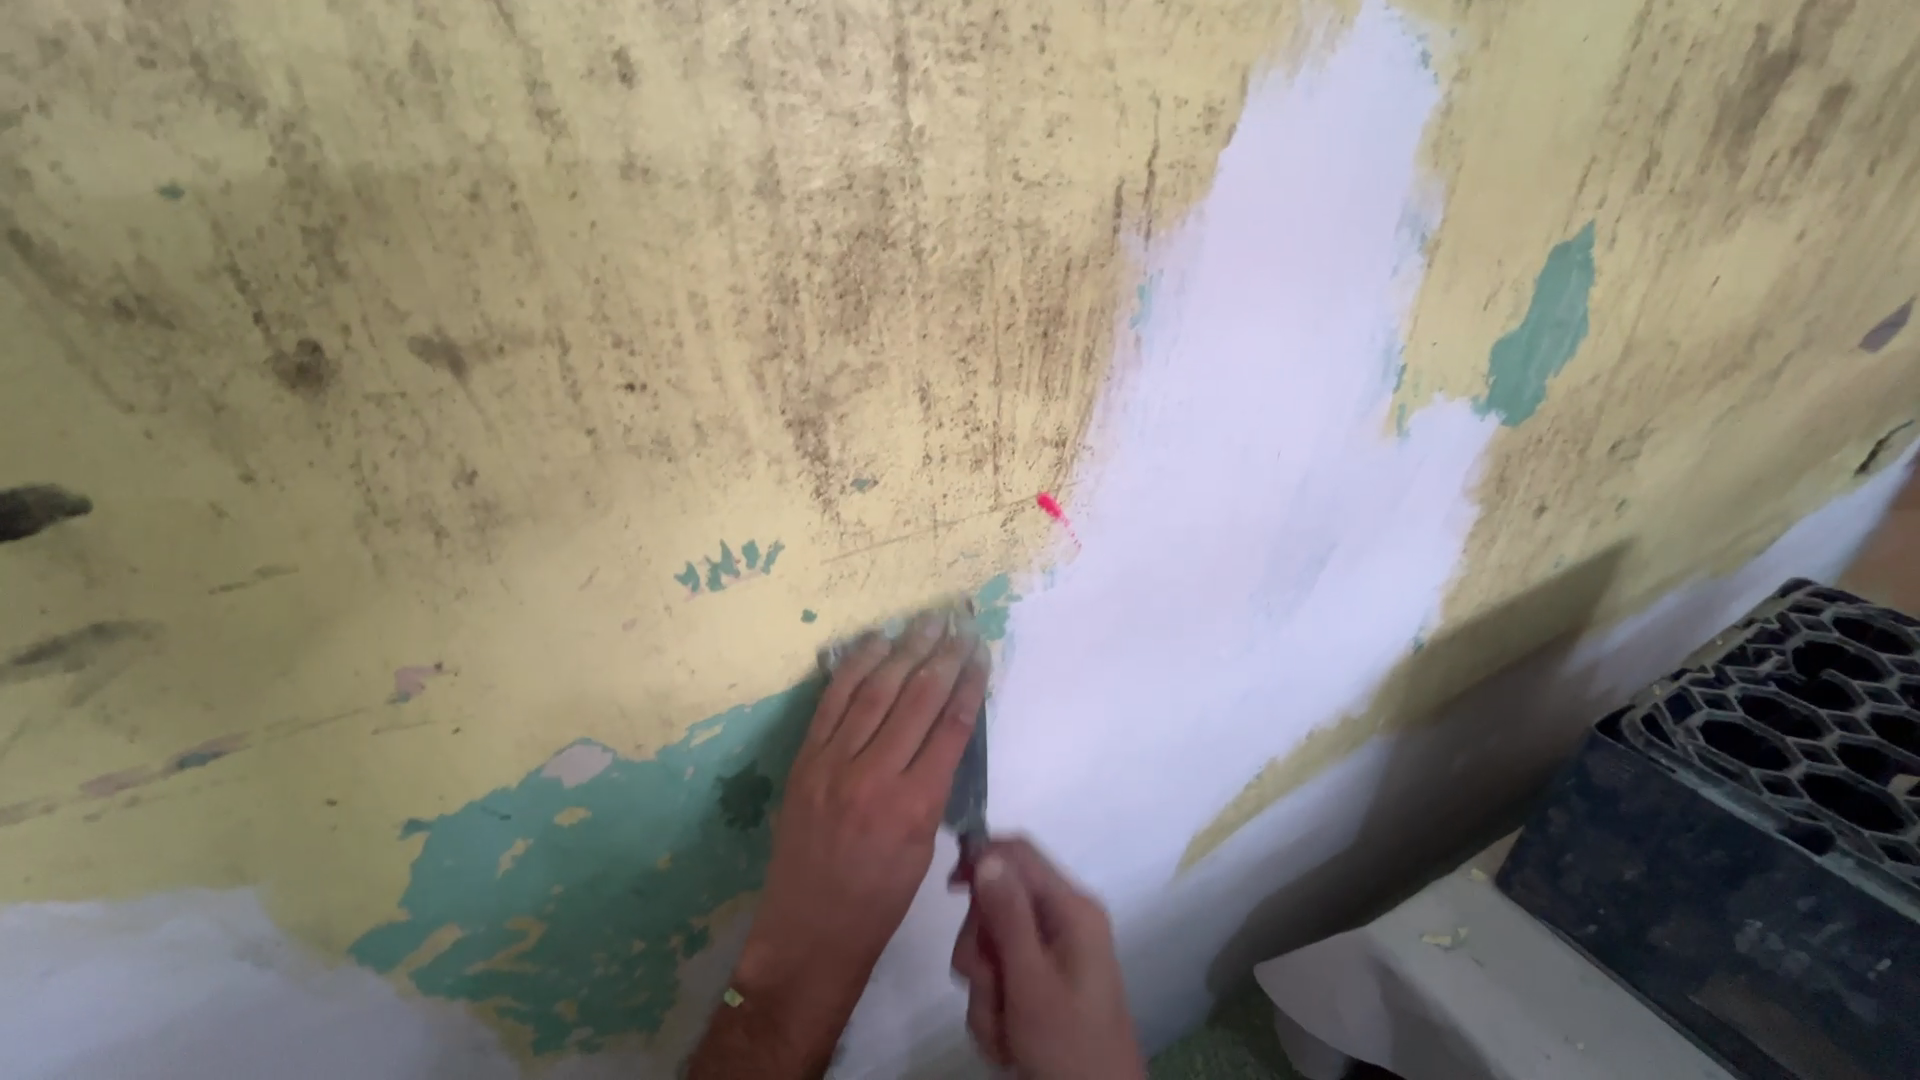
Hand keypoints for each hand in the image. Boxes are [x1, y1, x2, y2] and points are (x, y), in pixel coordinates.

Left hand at [708, 610, 989, 1073]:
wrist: (809, 929)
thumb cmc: (879, 899)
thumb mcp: (924, 847)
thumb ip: (935, 785)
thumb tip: (946, 730)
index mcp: (915, 805)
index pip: (951, 727)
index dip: (970, 684)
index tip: (982, 653)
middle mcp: (875, 775)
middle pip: (917, 699)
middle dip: (943, 657)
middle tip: (959, 626)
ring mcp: (833, 763)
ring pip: (875, 691)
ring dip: (902, 650)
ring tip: (924, 622)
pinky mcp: (805, 759)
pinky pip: (832, 702)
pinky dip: (854, 667)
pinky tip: (873, 643)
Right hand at [951, 839, 1145, 1079]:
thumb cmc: (1068, 1045)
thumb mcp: (1031, 981)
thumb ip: (1007, 916)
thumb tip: (986, 854)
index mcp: (1070, 908)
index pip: (1018, 853)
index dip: (980, 858)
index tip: (950, 888)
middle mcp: (1062, 922)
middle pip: (996, 904)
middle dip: (981, 950)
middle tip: (990, 988)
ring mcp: (1052, 953)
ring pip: (990, 946)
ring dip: (985, 990)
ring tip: (1005, 1029)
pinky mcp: (1042, 982)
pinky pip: (998, 978)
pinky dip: (994, 1010)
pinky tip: (1009, 1041)